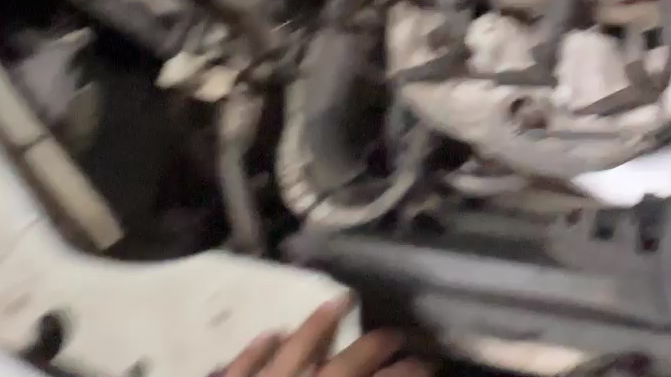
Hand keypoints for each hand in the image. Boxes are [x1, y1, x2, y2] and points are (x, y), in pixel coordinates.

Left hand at [221, 298, 428, 376]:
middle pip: (349, 361)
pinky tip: (268, 334)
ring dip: (321, 324)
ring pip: (295, 348)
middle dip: (379, 343)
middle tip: (401, 334)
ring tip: (342, 300)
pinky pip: (240, 368)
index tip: (430, 362)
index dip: (409, 371)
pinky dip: (256, 350)